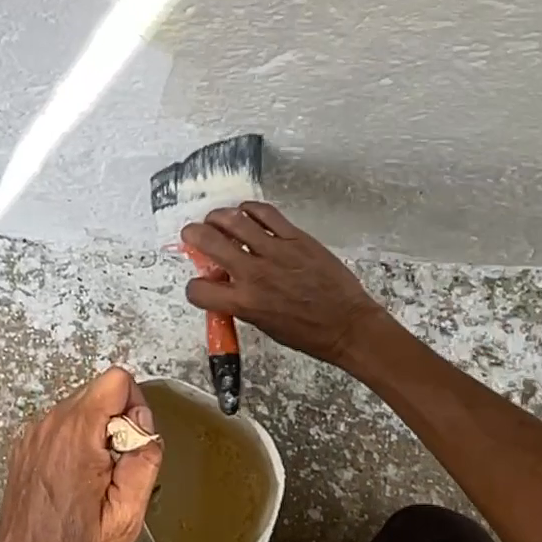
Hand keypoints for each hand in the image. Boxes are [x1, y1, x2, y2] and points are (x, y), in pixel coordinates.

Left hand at [0, 367, 162, 541]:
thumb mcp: (126, 517)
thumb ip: (143, 460)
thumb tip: (144, 425)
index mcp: (75, 434)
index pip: (116, 379)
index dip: (136, 408)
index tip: (133, 449)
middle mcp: (49, 424)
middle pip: (98, 392)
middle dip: (118, 423)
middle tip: (116, 474)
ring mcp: (32, 435)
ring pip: (81, 409)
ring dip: (98, 435)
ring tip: (95, 485)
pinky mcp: (24, 449)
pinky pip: (61, 427)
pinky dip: (77, 444)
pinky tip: (76, 486)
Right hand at [181, 201, 386, 366]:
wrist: (349, 325)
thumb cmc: (307, 332)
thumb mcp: (263, 323)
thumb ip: (238, 301)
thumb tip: (223, 280)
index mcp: (245, 302)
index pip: (199, 290)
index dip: (195, 287)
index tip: (202, 284)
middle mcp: (255, 274)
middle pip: (208, 241)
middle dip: (192, 234)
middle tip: (193, 234)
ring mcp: (276, 252)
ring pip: (234, 220)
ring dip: (217, 217)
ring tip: (216, 220)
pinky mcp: (296, 238)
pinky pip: (265, 213)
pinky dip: (249, 209)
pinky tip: (246, 213)